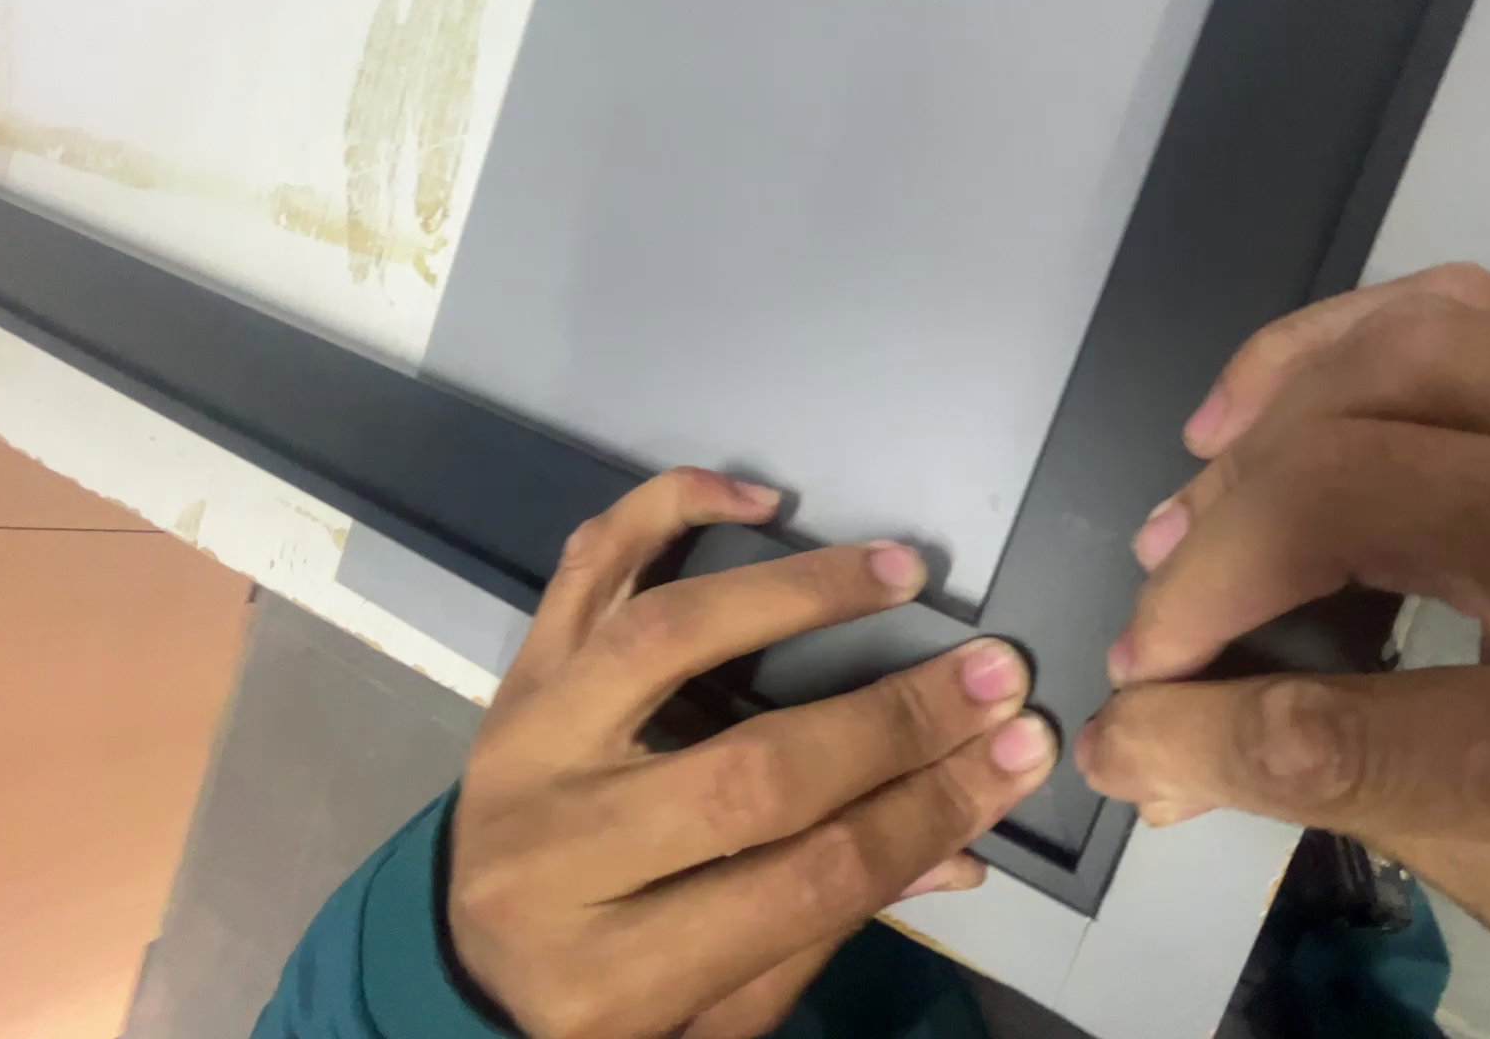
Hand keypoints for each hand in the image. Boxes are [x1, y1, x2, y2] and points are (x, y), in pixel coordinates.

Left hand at [448, 469, 1055, 1038]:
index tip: (1021, 750)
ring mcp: (529, 736)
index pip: (814, 878)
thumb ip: (834, 921)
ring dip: (804, 594)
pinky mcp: (522, 668)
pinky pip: (590, 563)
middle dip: (899, 717)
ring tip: (901, 569)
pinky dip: (670, 509)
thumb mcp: (722, 1002)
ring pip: (668, 637)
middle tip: (992, 671)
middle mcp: (559, 848)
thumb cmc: (610, 983)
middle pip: (758, 769)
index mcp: (615, 976)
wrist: (468, 951)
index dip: (933, 809)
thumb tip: (963, 844)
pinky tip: (757, 499)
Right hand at [1076, 264, 1489, 966]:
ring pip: (1398, 362)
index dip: (1201, 738)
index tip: (1120, 743)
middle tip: (1146, 644)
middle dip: (1203, 577)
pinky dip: (1313, 345)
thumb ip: (1342, 806)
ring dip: (1250, 444)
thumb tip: (1152, 756)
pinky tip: (1246, 409)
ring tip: (1180, 515)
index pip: (1370, 735)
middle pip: (1356, 496)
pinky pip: (1456, 307)